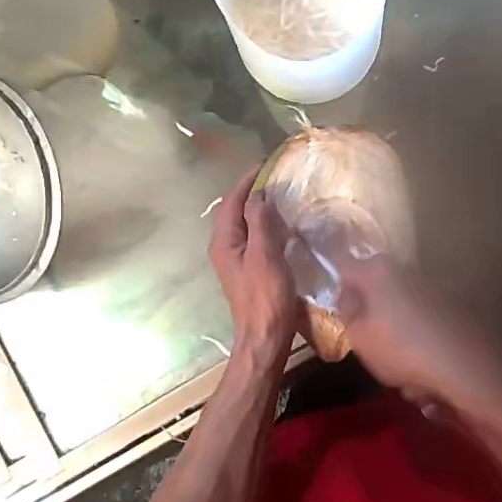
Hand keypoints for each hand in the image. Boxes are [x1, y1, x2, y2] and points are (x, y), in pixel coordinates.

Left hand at [208, 167, 298, 365]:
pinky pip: (250, 237)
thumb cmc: (266, 297)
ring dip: (256, 208)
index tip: (266, 165)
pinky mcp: (246, 270)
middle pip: (232, 210)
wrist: (264, 337)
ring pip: (241, 224)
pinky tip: (279, 226)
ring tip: (278, 195)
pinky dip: (262, 225)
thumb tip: (258, 194)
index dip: (247, 181)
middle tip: (274, 177)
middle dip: (250, 191)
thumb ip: (260, 222)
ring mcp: (233, 260)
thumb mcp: (265, 255)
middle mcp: (223, 247)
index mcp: (223, 241)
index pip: (230, 200)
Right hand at [332, 251, 501, 421]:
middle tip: (369, 343)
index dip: (337, 290)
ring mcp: (433, 286)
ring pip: (401, 308)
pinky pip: (425, 322)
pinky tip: (426, 368)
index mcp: (377, 269)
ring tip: (401, 366)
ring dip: (397, 330)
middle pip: (375, 288)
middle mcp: (405, 269)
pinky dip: (422, 340)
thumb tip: (351, 300)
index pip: (343, 267)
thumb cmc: (402, 348)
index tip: (341, 314)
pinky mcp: (456, 305)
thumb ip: (347, 314)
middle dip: (370, 312)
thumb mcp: (357, 338)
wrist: (468, 368)